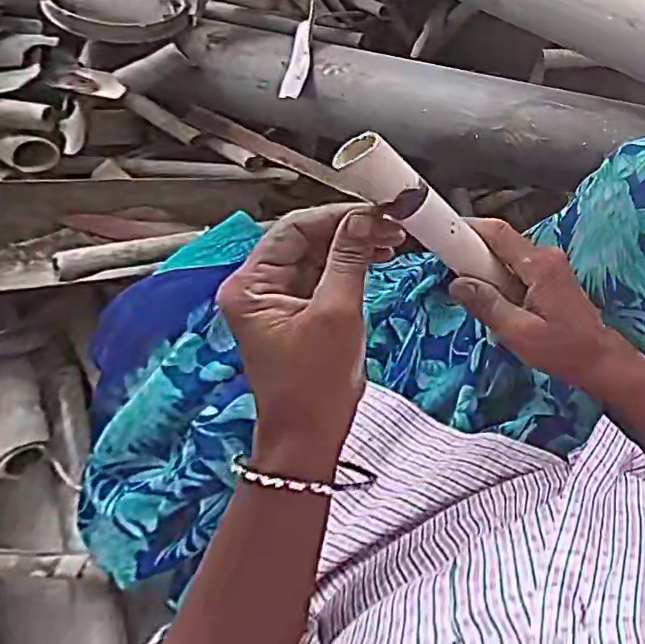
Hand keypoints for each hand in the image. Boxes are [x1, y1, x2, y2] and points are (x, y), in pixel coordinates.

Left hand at [217, 206, 405, 453]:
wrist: (312, 433)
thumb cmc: (315, 382)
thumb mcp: (337, 312)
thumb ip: (349, 258)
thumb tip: (364, 218)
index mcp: (250, 286)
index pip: (295, 228)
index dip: (338, 215)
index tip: (376, 210)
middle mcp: (259, 286)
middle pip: (308, 237)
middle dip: (351, 227)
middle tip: (391, 223)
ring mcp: (279, 297)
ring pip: (321, 251)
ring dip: (357, 242)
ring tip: (393, 238)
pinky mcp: (300, 307)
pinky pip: (328, 270)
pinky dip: (354, 260)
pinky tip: (380, 255)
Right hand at [447, 219, 631, 389]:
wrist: (598, 357)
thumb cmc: (562, 349)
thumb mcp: (518, 333)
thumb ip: (487, 305)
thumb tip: (457, 283)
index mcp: (540, 264)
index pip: (498, 232)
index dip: (467, 228)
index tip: (442, 234)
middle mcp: (547, 255)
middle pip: (500, 242)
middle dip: (474, 256)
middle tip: (455, 279)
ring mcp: (551, 263)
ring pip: (507, 255)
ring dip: (488, 271)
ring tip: (479, 300)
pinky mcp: (551, 274)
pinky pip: (517, 267)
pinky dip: (501, 278)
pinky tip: (499, 303)